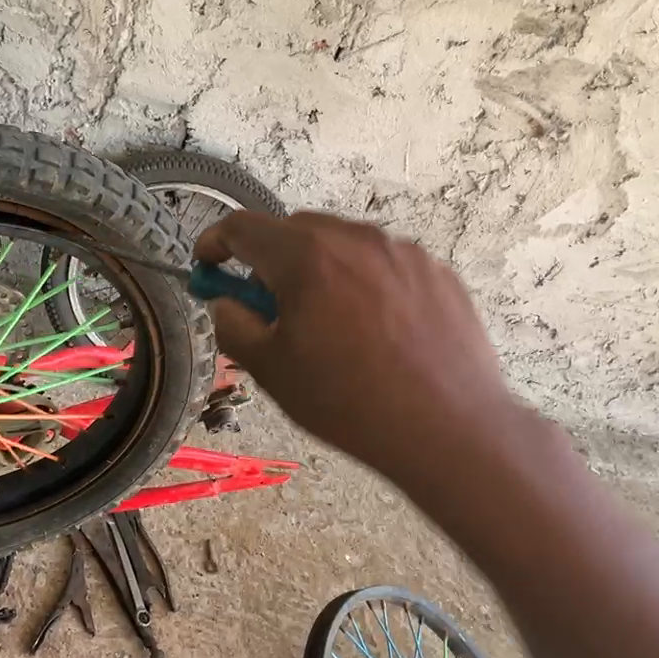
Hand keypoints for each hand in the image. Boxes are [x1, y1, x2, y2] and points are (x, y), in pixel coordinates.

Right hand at [195, 211, 549, 490]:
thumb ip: (232, 323)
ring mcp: (401, 251)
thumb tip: (226, 302)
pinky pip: (382, 261)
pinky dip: (361, 280)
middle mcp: (354, 239)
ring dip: (317, 267)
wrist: (450, 429)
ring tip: (325, 319)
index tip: (208, 265)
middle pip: (293, 229)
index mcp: (305, 257)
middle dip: (269, 258)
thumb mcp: (269, 368)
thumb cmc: (348, 400)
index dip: (216, 243)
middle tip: (268, 304)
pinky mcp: (436, 271)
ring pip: (340, 242)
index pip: (242, 227)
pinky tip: (372, 327)